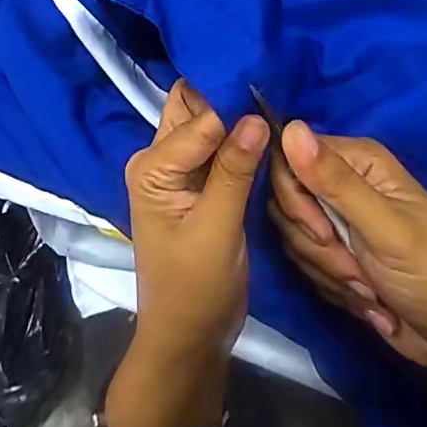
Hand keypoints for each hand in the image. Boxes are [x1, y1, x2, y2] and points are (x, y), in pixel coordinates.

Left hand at [108, 81, 267, 426]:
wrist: (189, 338)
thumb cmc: (196, 288)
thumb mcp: (217, 228)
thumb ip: (234, 171)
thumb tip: (256, 116)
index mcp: (152, 164)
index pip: (196, 117)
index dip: (231, 103)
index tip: (270, 88)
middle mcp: (158, 157)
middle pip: (193, 110)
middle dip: (228, 99)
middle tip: (271, 90)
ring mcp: (177, 169)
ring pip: (206, 126)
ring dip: (235, 118)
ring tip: (274, 104)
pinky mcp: (196, 183)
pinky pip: (216, 148)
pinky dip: (237, 140)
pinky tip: (265, 133)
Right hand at [267, 122, 426, 371]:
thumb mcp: (387, 228)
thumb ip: (334, 181)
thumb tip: (288, 128)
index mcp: (357, 160)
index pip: (289, 156)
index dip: (294, 195)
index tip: (322, 231)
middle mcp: (342, 182)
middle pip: (287, 199)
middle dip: (315, 242)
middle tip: (355, 266)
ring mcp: (338, 219)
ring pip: (293, 234)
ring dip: (327, 269)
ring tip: (370, 287)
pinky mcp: (336, 254)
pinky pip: (304, 261)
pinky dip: (332, 285)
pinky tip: (368, 297)